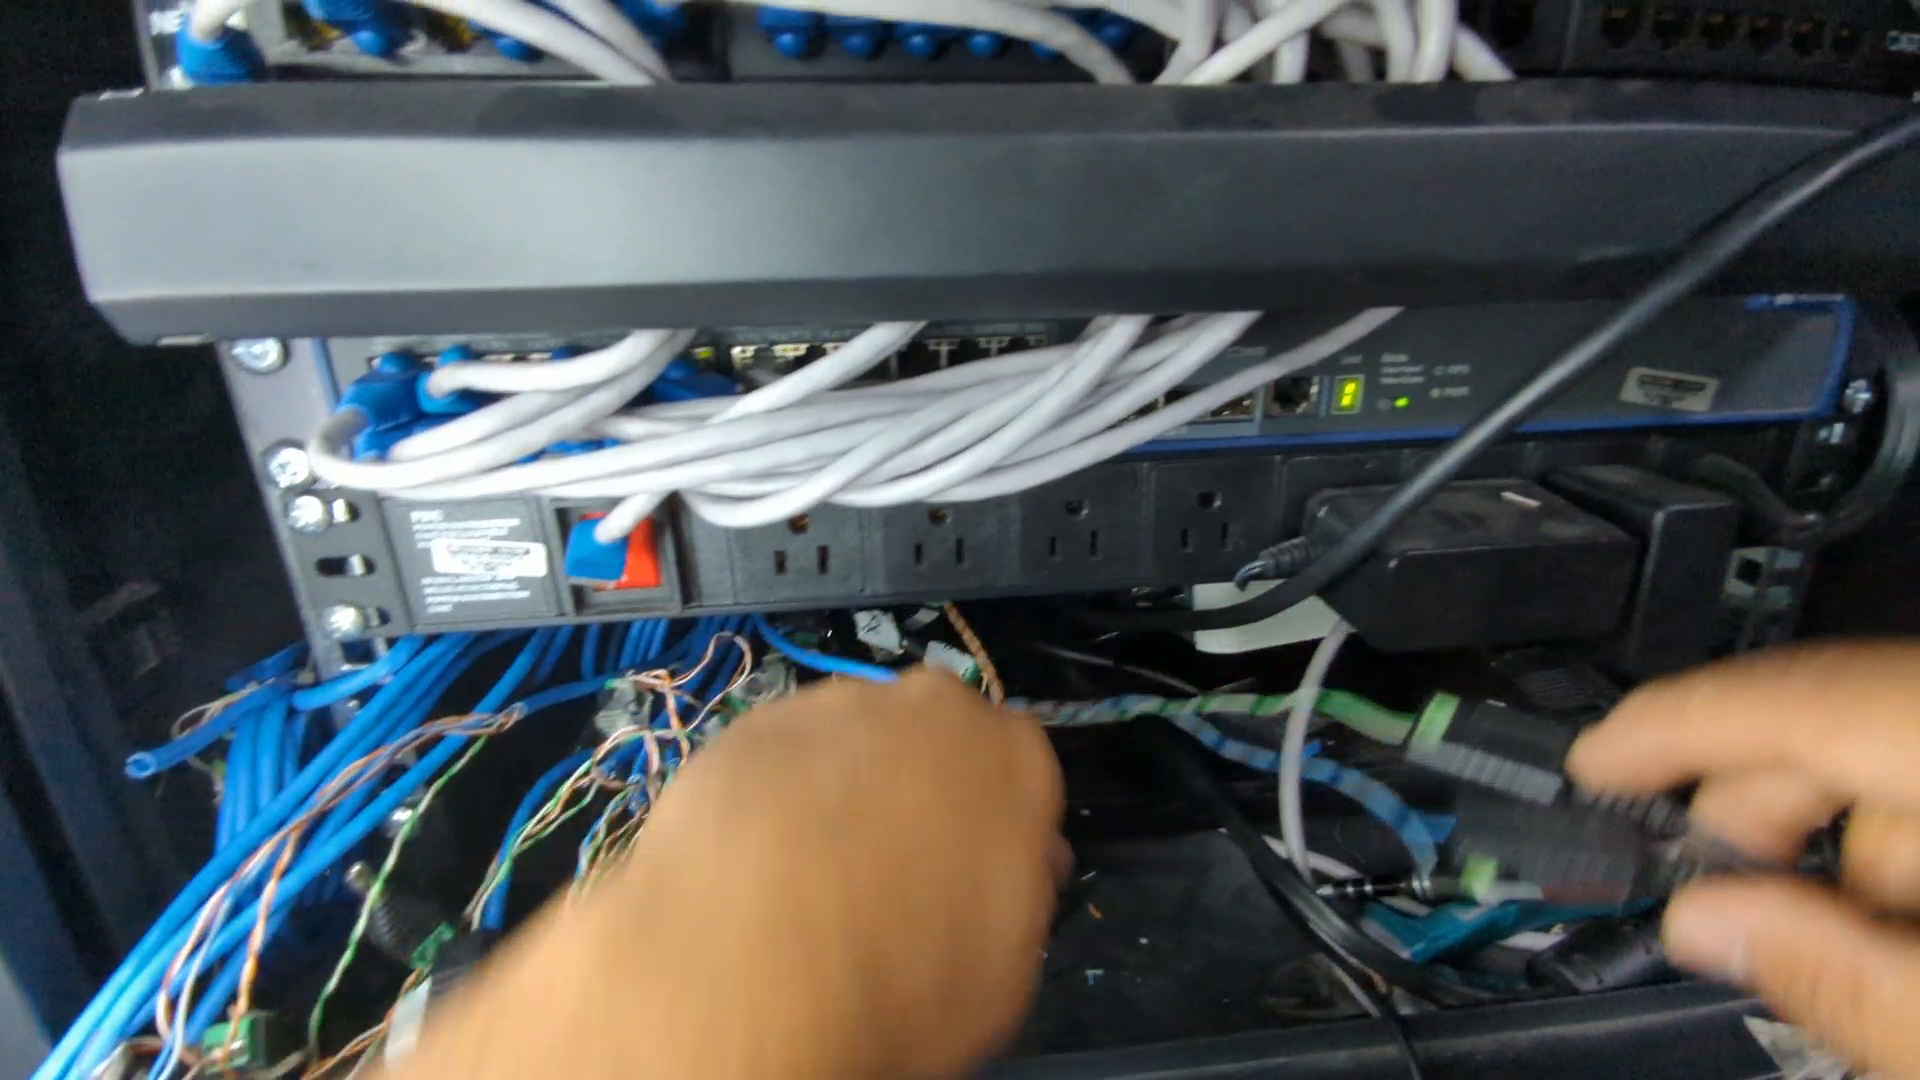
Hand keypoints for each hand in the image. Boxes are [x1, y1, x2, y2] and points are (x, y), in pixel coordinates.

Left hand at [390, 669, 1064, 1079]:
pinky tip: (767, 847)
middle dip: (937, 786)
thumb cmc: (875, 987)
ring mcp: (836, 706)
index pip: (1026, 764)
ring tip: (823, 862)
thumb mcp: (991, 967)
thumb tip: (1016, 862)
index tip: (984, 856)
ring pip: (867, 733)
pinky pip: (798, 742)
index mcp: (1001, 761)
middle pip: (947, 734)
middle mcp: (921, 712)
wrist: (719, 971)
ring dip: (860, 781)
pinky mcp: (759, 721)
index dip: (1004, 820)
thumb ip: (1015, 892)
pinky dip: (795, 781)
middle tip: (902, 858)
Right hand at [1568, 642, 1919, 1079]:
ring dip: (1829, 825)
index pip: (1773, 703)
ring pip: (1889, 739)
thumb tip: (1696, 923)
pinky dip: (1900, 827)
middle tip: (1703, 873)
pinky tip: (1899, 909)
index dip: (1653, 729)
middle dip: (1746, 797)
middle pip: (1827, 718)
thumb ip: (1839, 983)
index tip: (1586, 764)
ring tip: (1818, 917)